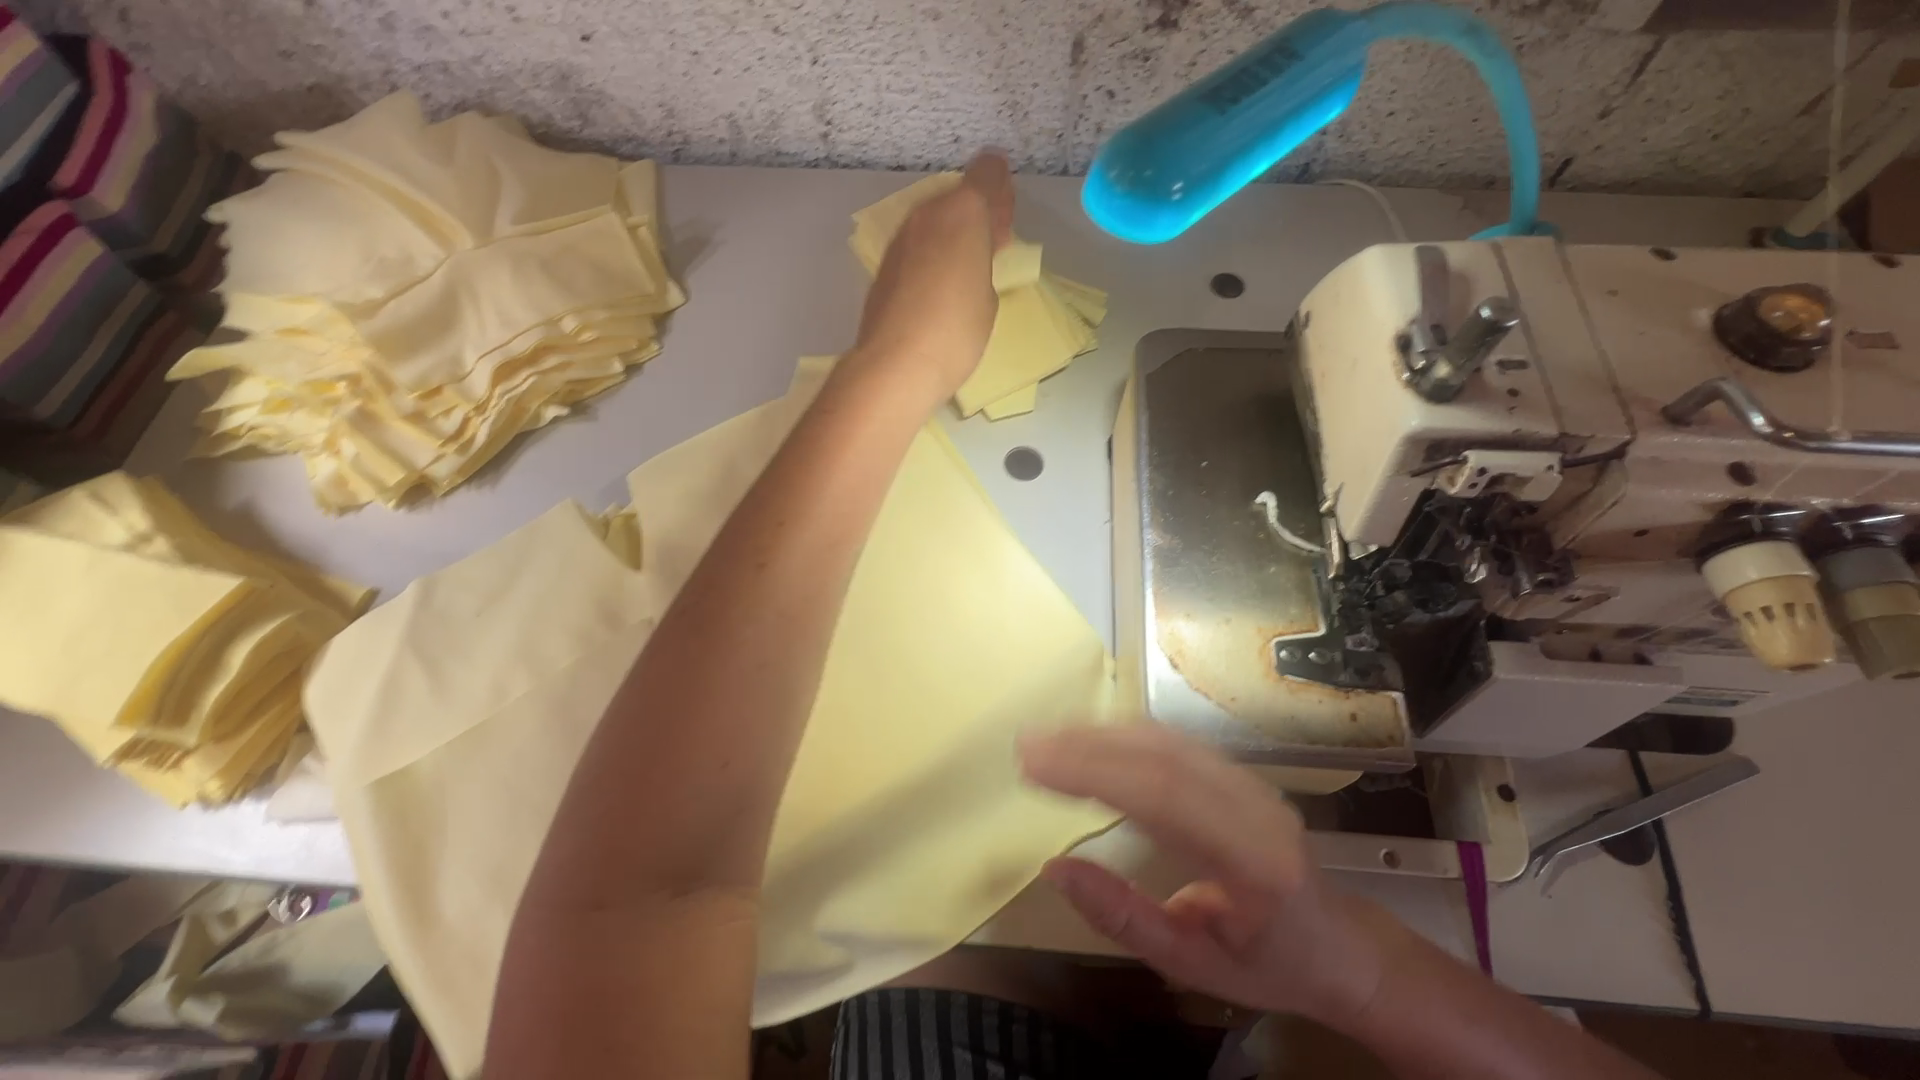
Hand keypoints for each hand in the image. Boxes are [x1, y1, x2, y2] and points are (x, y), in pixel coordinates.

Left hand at [842, 151, 1013, 410]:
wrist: (895, 365)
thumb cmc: (957, 331)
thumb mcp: (988, 294)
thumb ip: (985, 259)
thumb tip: (978, 249)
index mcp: (963, 211)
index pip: (987, 173)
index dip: (1001, 188)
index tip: (1008, 213)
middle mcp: (928, 214)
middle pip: (958, 197)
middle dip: (977, 214)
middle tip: (994, 242)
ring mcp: (901, 239)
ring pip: (935, 221)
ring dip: (953, 235)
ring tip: (970, 267)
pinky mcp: (885, 265)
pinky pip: (918, 247)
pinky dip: (933, 255)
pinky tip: (941, 285)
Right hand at [1019, 724, 1411, 1028]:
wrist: (1342, 947)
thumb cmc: (1269, 965)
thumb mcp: (1191, 965)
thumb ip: (1123, 918)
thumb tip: (1055, 868)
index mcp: (1251, 862)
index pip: (1163, 799)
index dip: (1094, 774)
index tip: (1035, 768)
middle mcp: (1256, 810)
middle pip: (1162, 759)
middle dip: (1086, 747)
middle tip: (1026, 748)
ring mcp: (1252, 785)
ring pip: (1168, 742)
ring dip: (1101, 734)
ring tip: (1045, 740)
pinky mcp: (1241, 776)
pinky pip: (1177, 744)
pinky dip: (1125, 735)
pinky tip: (1090, 739)